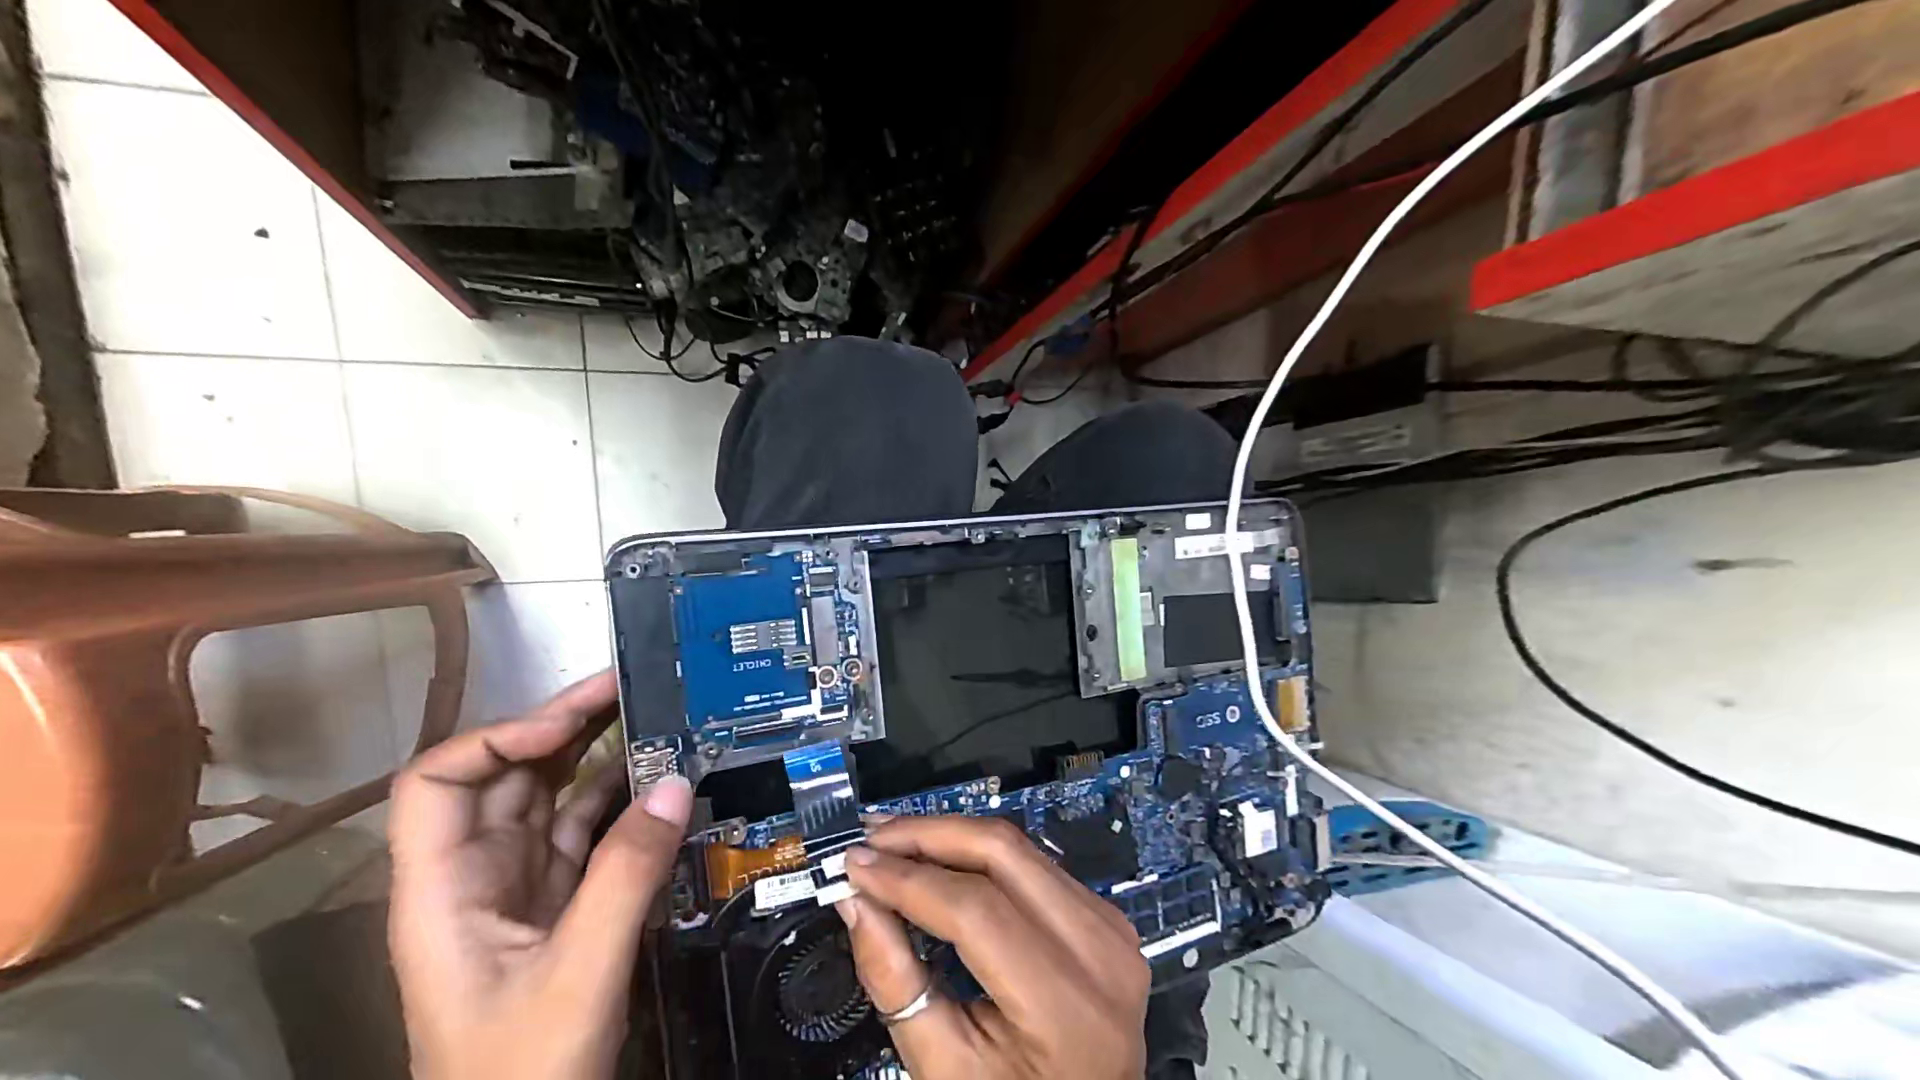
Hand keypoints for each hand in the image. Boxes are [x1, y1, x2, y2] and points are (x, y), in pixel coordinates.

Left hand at [387, 671, 693, 1079]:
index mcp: (444, 891)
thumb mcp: (577, 975)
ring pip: (549, 796)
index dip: (499, 738)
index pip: (440, 783)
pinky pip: (587, 827)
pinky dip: (620, 796)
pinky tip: (657, 776)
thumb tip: (675, 784)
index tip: (571, 722)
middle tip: (629, 687)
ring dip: (594, 752)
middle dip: (562, 724)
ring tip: (650, 713)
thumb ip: (626, 876)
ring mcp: (519, 887)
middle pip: (504, 777)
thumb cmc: (523, 1073)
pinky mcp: (560, 900)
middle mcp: (475, 875)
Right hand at [835, 817, 1151, 1079]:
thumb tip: (855, 900)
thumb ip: (895, 982)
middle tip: (871, 837)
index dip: (907, 879)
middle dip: (927, 835)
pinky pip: (1033, 862)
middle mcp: (1098, 949)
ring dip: (950, 835)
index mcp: (1065, 1006)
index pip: (975, 911)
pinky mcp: (1104, 913)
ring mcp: (1109, 925)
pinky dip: (979, 852)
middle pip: (1002, 854)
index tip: (854, 863)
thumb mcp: (946, 1068)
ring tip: (895, 840)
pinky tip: (940, 855)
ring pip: (1017, 846)